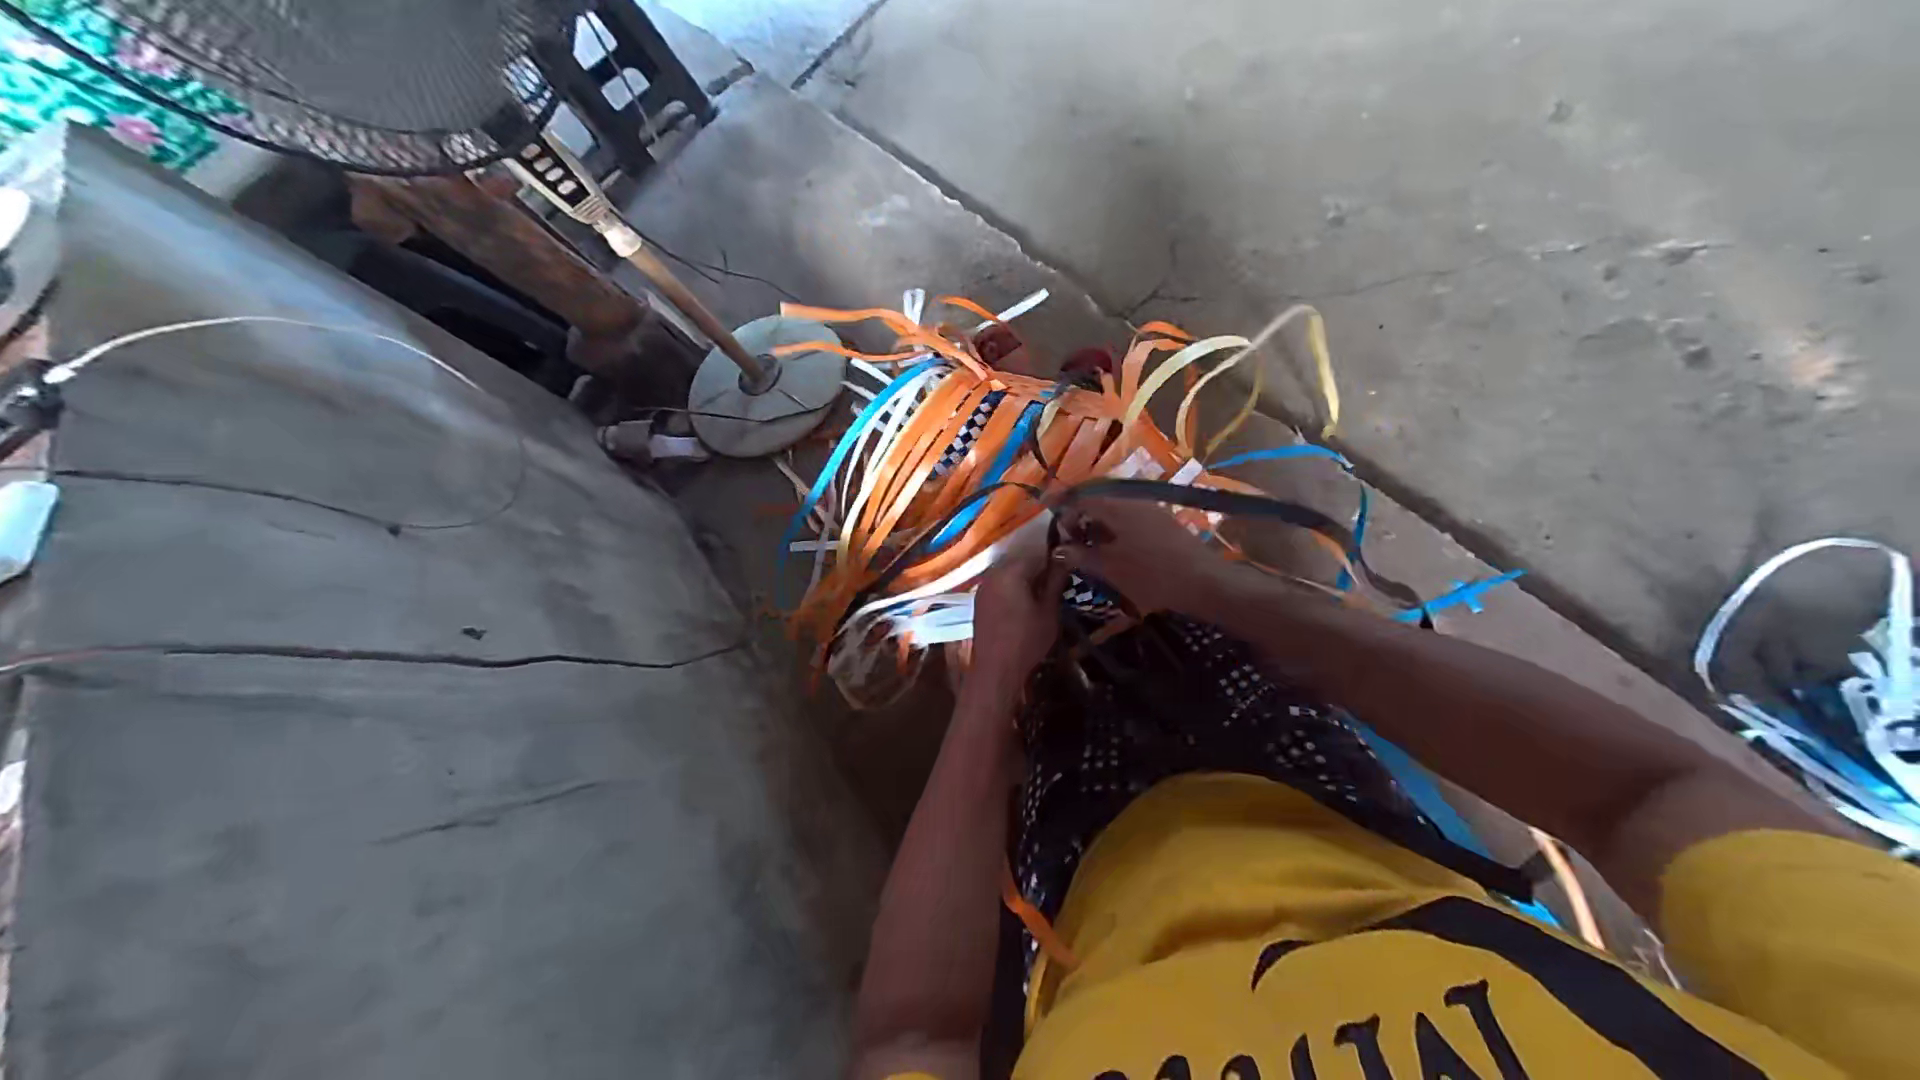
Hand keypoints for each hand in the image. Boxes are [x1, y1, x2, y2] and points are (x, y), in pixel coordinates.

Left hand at [964, 532, 1066, 702]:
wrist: (996, 669)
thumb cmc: (1026, 641)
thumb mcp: (1048, 611)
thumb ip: (1055, 581)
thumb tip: (1064, 559)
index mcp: (1011, 572)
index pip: (1036, 552)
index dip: (1055, 557)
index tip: (1069, 564)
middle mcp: (993, 573)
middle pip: (1020, 559)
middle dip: (1039, 565)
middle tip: (1058, 578)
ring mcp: (983, 586)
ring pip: (1009, 570)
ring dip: (1025, 576)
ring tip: (1043, 590)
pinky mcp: (980, 599)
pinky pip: (1000, 582)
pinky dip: (1013, 585)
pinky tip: (1025, 600)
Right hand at [1056, 497, 1244, 615]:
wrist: (1203, 583)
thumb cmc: (1151, 574)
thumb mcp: (1109, 568)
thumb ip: (1080, 555)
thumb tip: (1057, 549)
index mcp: (1117, 505)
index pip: (1081, 495)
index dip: (1062, 506)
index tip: (1049, 520)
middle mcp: (1133, 500)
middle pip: (1098, 499)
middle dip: (1078, 514)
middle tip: (1065, 535)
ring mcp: (1150, 510)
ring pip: (1114, 509)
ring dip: (1096, 523)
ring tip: (1084, 545)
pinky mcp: (1161, 523)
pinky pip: (1128, 518)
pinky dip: (1112, 529)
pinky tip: (1109, 549)